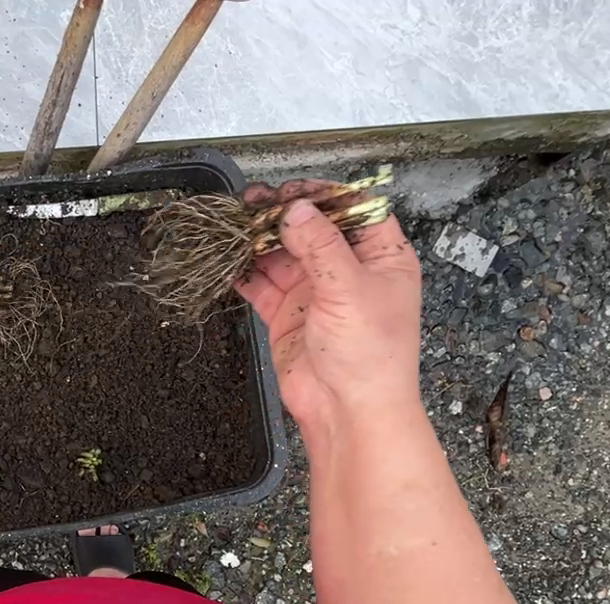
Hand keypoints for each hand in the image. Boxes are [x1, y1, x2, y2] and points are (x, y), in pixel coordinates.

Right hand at [234, 182, 423, 438]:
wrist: (347, 407)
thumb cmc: (370, 352)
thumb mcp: (350, 288)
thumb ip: (320, 246)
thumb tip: (295, 209)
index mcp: (380, 256)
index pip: (352, 210)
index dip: (322, 196)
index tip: (290, 190)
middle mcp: (346, 270)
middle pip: (311, 230)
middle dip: (282, 216)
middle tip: (252, 203)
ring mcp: (314, 293)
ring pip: (282, 256)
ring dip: (259, 242)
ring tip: (233, 226)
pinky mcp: (286, 316)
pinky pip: (262, 287)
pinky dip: (245, 274)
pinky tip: (229, 261)